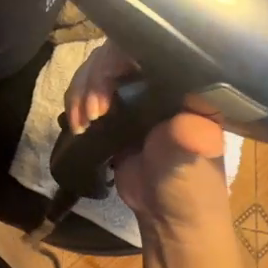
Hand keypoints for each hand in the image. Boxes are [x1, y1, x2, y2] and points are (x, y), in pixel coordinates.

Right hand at [65, 42, 229, 238]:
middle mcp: (157, 79)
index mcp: (184, 81)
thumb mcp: (191, 161)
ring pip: (96, 70)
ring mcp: (133, 93)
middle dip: (95, 79)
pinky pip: (87, 90)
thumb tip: (187, 125)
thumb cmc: (191, 187)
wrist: (169, 221)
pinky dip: (76, 102)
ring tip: (83, 124)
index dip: (120, 60)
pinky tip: (78, 124)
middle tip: (92, 114)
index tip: (107, 93)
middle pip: (114, 54)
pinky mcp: (113, 110)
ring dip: (81, 91)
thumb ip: (188, 138)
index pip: (147, 46)